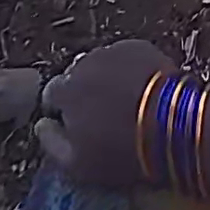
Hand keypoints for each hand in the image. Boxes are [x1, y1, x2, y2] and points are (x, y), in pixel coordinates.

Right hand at [33, 40, 174, 186]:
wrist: (168, 120)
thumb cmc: (119, 148)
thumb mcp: (77, 164)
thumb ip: (51, 142)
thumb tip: (41, 124)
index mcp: (65, 89)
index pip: (51, 93)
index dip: (60, 110)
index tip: (73, 125)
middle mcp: (84, 61)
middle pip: (76, 76)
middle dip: (83, 92)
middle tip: (101, 115)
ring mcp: (112, 50)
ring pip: (101, 64)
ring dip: (106, 78)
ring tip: (123, 101)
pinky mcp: (138, 46)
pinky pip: (126, 58)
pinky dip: (129, 69)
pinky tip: (141, 88)